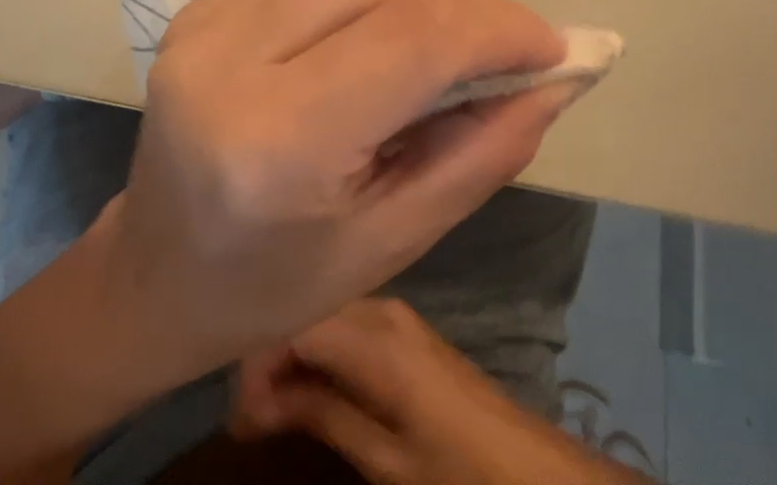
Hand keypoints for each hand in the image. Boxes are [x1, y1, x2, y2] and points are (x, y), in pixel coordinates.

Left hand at [94, 0, 583, 379]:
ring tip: (417, 65)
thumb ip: (479, 154)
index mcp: (277, 139)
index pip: (413, 40)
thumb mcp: (391, 242)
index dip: (499, 29)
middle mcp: (229, 59)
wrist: (156, 273)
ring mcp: (202, 24)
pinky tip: (357, 46)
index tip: (552, 50)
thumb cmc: (273, 284)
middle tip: (485, 71)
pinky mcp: (195, 10)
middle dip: (459, 15)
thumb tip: (554, 78)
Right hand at [231, 298, 648, 484]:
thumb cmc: (457, 468)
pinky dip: (316, 350)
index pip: (289, 323)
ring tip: (272, 405)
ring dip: (290, 353)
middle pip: (301, 309)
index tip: (242, 417)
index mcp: (374, 338)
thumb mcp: (386, 458)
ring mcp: (394, 313)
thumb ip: (321, 415)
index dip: (255, 364)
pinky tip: (307, 386)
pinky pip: (341, 321)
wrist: (533, 468)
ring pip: (318, 312)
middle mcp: (380, 308)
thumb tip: (259, 402)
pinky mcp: (402, 327)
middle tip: (251, 415)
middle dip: (267, 357)